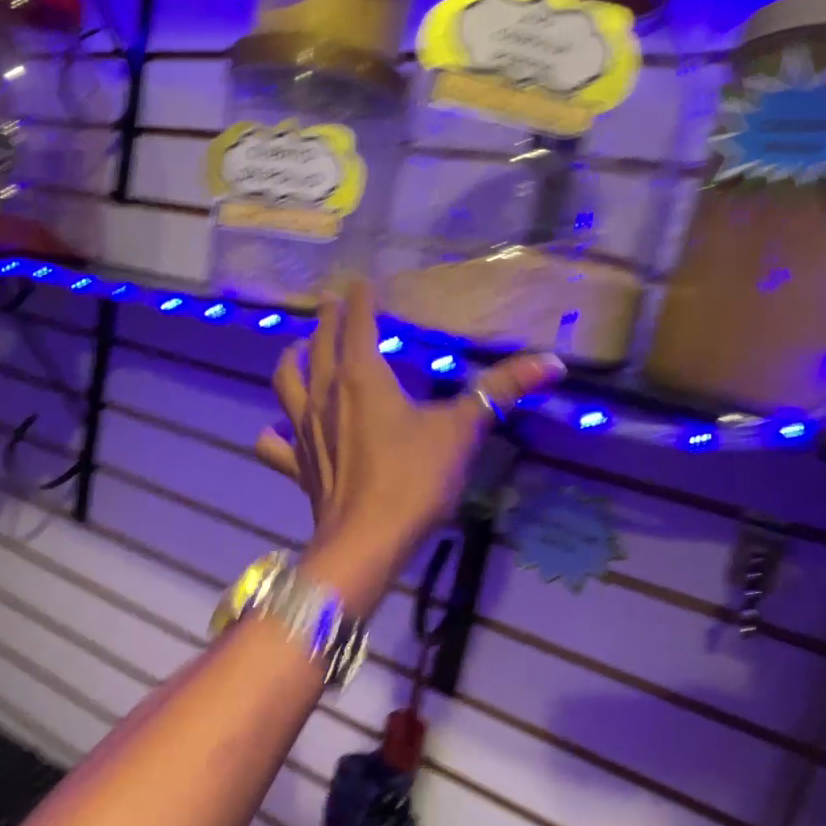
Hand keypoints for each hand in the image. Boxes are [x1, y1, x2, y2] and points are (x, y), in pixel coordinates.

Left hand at [254, 278, 565, 608]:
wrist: (367, 542)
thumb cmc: (414, 480)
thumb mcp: (461, 431)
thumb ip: (500, 392)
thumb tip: (552, 361)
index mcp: (362, 376)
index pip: (358, 324)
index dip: (361, 301)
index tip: (362, 283)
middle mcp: (325, 395)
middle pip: (319, 346)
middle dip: (328, 321)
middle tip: (332, 305)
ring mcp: (305, 431)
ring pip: (286, 383)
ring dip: (292, 360)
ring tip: (299, 350)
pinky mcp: (298, 466)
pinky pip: (275, 444)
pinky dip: (274, 433)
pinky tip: (277, 430)